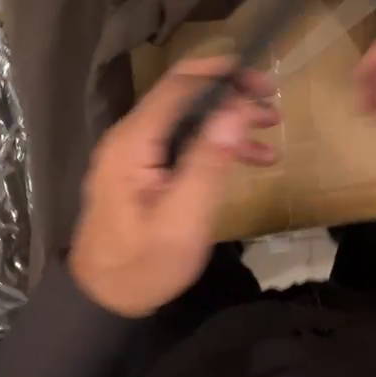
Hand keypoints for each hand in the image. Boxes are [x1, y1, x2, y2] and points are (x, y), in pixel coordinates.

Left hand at [70, 59, 279, 317]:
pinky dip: (218, 144)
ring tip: (272, 127)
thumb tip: (235, 109)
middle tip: (272, 101)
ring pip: (190, 117)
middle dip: (231, 93)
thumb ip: (208, 161)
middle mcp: (131, 136)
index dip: (222, 74)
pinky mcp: (144, 169)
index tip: (261, 79)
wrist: (103, 302)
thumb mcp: (183, 219)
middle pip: (186, 95)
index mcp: (134, 142)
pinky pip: (185, 141)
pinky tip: (254, 158)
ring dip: (231, 118)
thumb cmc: (145, 264)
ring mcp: (136, 152)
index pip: (180, 85)